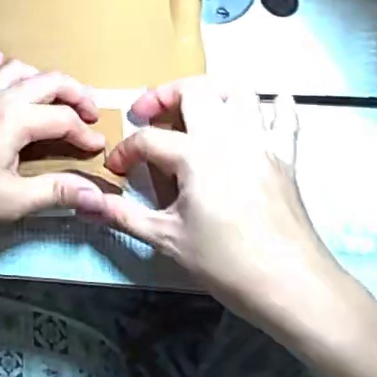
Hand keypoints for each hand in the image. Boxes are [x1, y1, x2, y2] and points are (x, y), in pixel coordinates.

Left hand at [0, 52, 108, 233]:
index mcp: (14, 120)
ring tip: (54, 98)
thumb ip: (56, 192)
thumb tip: (96, 195)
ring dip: (42, 79)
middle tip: (89, 114)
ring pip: (17, 69)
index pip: (63, 119)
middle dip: (76, 94)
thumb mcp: (12, 201)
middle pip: (48, 80)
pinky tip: (4, 66)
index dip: (85, 133)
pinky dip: (0, 67)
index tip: (97, 148)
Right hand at [70, 77, 359, 320]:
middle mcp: (228, 135)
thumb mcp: (166, 238)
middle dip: (164, 96)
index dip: (125, 152)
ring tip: (192, 109)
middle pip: (194, 91)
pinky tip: (260, 110)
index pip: (148, 139)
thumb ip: (122, 214)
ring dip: (211, 92)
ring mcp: (261, 141)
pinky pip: (284, 116)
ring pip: (238, 91)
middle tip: (147, 116)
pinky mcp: (285, 155)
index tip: (116, 171)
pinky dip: (272, 105)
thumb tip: (84, 204)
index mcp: (195, 154)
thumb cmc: (226, 262)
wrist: (292, 285)